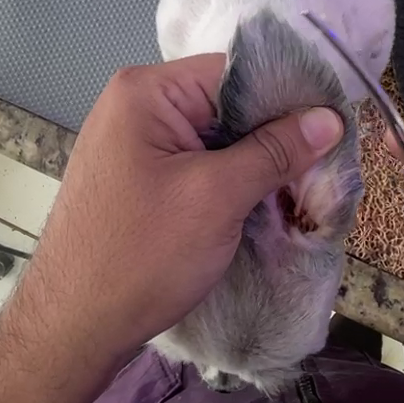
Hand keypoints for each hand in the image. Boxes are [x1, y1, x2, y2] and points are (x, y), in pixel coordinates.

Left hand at [8, 55, 345, 362]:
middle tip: (326, 161)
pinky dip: (231, 180)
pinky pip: (197, 163)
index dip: (285, 95)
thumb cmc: (140, 255)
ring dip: (255, 162)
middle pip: (225, 104)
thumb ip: (275, 151)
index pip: (233, 72)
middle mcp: (136, 104)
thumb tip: (330, 117)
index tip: (333, 122)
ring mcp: (135, 142)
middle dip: (274, 134)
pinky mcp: (139, 176)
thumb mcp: (217, 197)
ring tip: (304, 186)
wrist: (70, 331)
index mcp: (146, 90)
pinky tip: (264, 203)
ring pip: (215, 138)